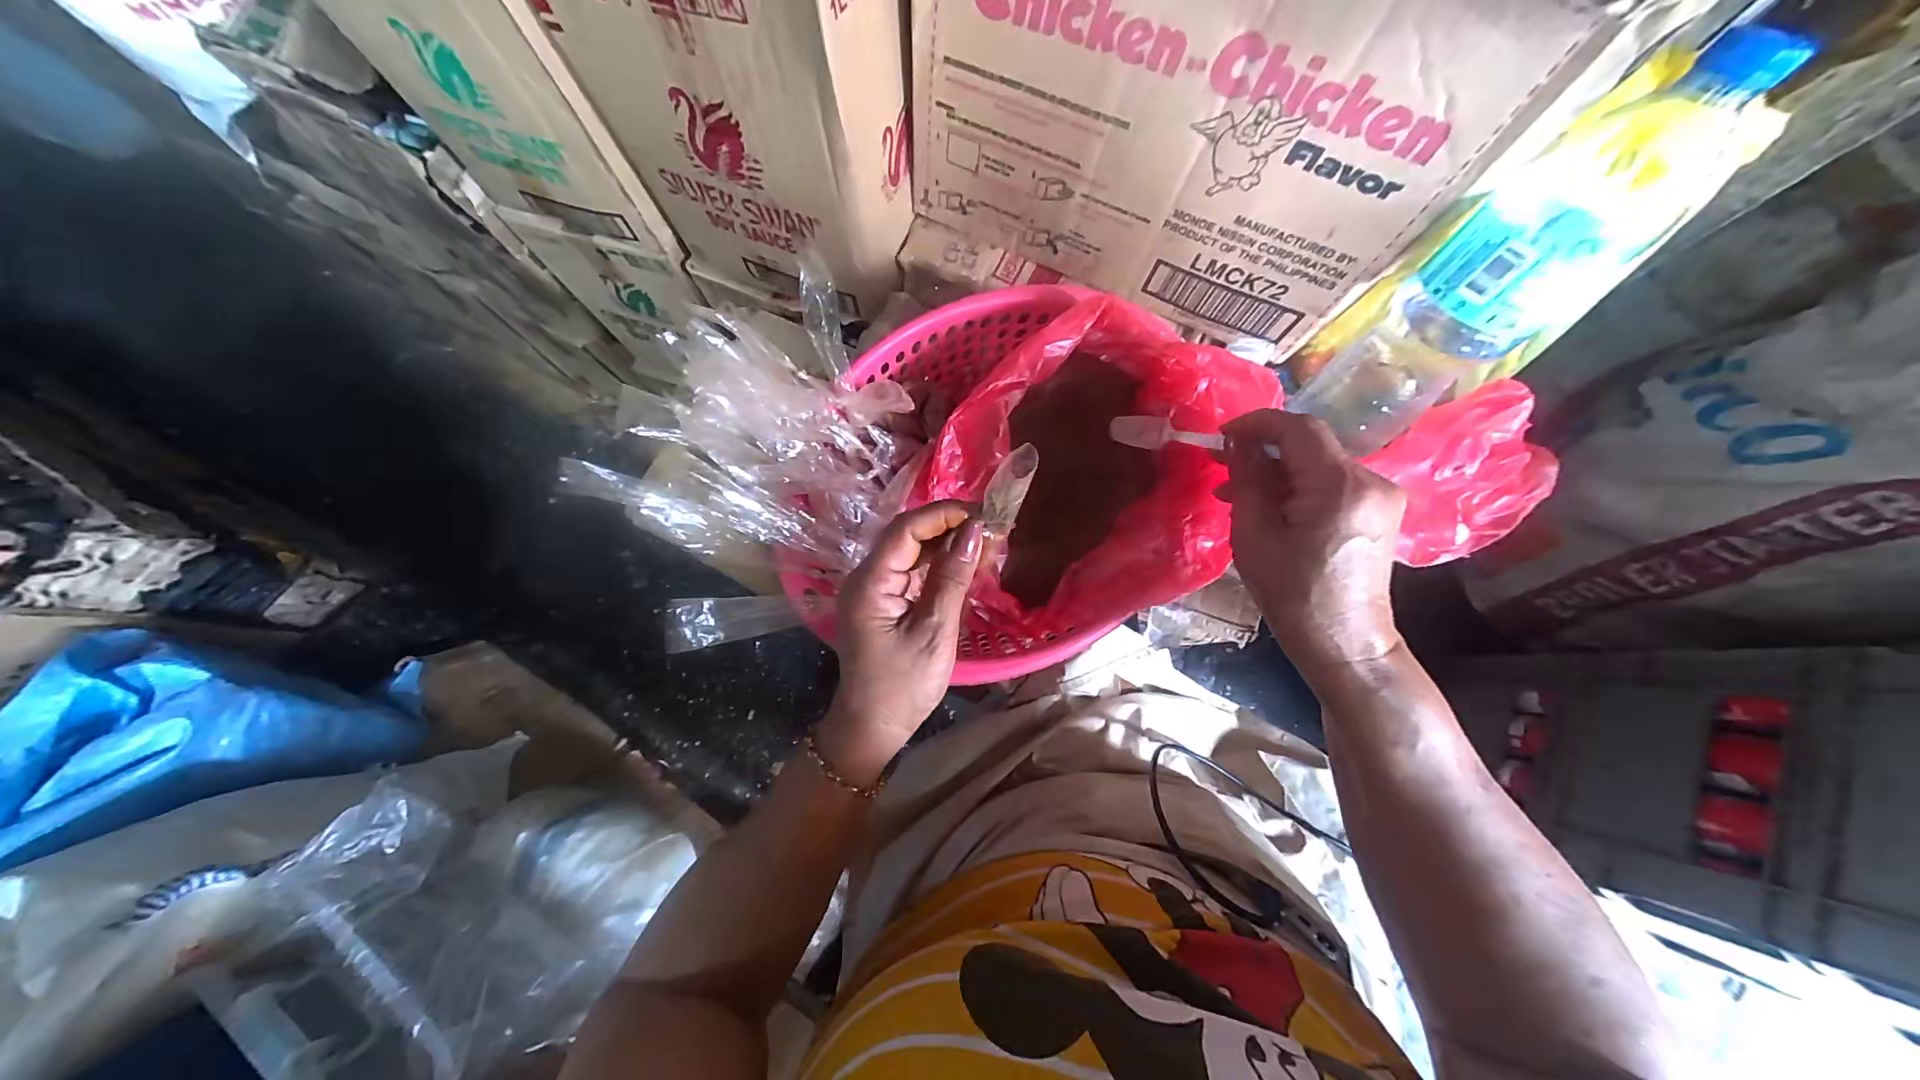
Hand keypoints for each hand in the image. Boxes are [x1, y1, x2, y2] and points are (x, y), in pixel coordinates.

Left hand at [820, 501, 984, 784]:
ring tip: (986, 544)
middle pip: (907, 536)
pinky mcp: (882, 601)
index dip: (943, 514)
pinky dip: (938, 566)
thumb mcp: (935, 632)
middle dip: (949, 527)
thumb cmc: (903, 686)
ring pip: (911, 552)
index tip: (983, 514)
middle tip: (992, 529)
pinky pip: (911, 572)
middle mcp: (865, 577)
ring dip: (947, 545)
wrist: (872, 727)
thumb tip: (974, 532)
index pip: (905, 529)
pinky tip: (966, 566)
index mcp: (870, 582)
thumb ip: (953, 579)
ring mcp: (872, 589)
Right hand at [1218, 410, 1407, 669]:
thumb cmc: (1291, 595)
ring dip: (1280, 470)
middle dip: (1265, 450)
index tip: (1222, 435)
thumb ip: (1248, 481)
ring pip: (1321, 462)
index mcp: (1339, 486)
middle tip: (1223, 467)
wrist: (1344, 642)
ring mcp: (1382, 494)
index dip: (1257, 424)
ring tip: (1240, 493)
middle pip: (1312, 444)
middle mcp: (1371, 480)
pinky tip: (1273, 507)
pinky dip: (1301, 486)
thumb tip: (1238, 443)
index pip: (1299, 428)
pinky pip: (1334, 482)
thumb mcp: (1254, 536)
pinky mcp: (1381, 509)